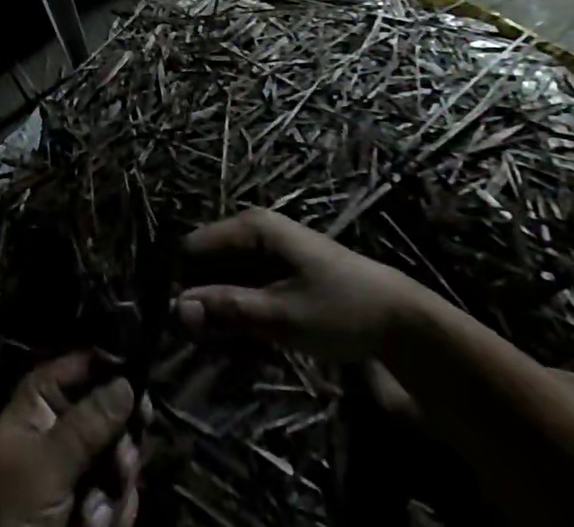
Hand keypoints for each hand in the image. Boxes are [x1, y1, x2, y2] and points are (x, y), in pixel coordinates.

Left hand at [0, 352, 142, 526]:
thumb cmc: (7, 515)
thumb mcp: (44, 466)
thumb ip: (87, 423)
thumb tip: (128, 380)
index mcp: (38, 406)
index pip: (78, 366)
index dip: (108, 366)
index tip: (139, 377)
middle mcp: (62, 430)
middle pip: (111, 413)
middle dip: (120, 444)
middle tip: (121, 466)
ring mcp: (79, 470)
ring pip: (122, 458)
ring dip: (115, 489)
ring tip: (91, 519)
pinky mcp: (91, 506)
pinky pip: (121, 497)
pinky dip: (114, 516)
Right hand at [174, 209, 433, 361]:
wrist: (401, 321)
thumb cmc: (341, 309)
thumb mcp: (280, 314)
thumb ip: (227, 309)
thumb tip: (175, 308)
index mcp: (252, 228)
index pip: (192, 247)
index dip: (178, 281)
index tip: (172, 320)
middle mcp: (254, 233)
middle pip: (205, 263)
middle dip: (197, 300)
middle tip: (194, 341)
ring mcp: (266, 253)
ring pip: (222, 280)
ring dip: (216, 311)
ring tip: (214, 345)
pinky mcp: (277, 274)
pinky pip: (241, 289)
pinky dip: (235, 313)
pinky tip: (236, 340)